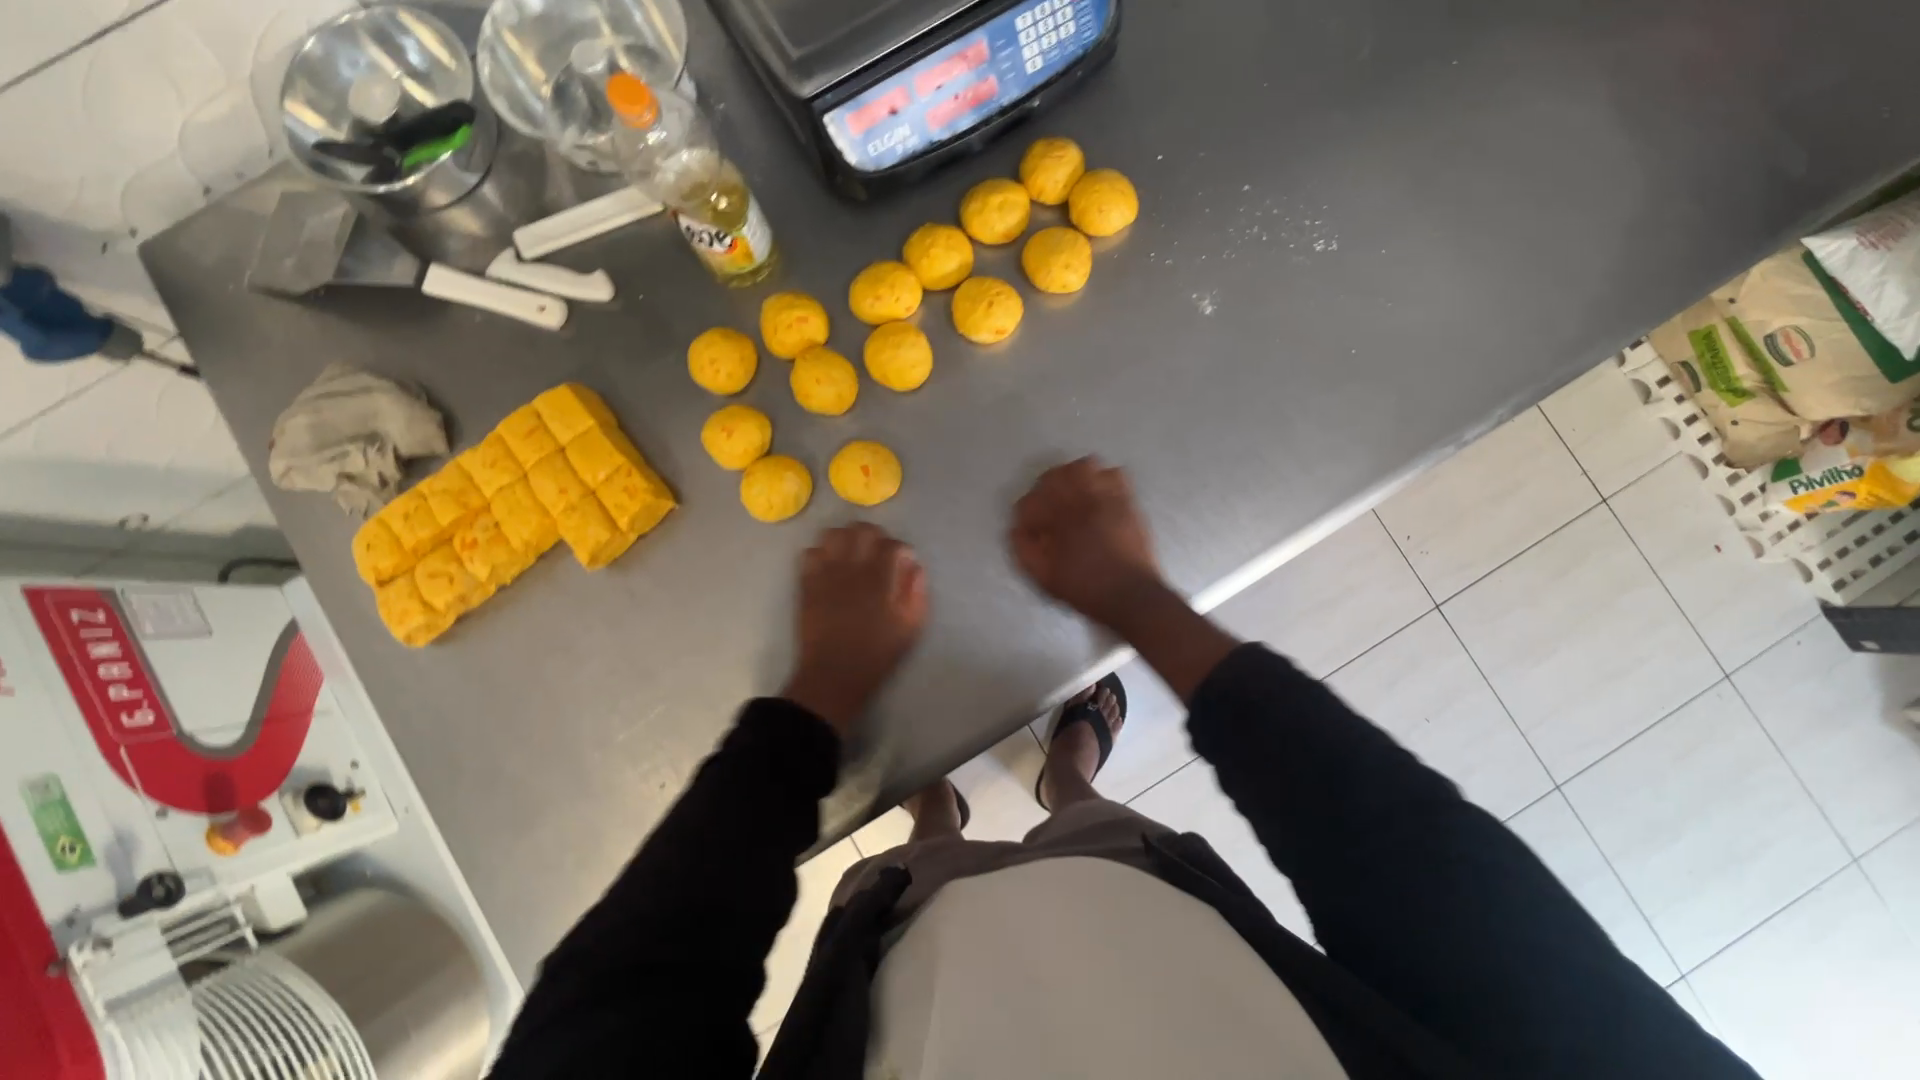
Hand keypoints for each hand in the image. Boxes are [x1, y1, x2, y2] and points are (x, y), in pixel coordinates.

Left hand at [782, 523, 928, 734]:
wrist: (833, 674)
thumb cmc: (875, 654)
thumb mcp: (910, 628)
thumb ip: (916, 593)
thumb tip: (915, 567)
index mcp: (879, 579)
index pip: (892, 544)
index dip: (901, 550)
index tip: (903, 563)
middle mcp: (852, 567)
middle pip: (862, 529)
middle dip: (874, 536)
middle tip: (877, 553)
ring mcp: (825, 572)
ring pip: (833, 534)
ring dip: (846, 539)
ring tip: (852, 555)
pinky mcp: (806, 582)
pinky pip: (810, 551)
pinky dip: (821, 554)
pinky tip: (829, 568)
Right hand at [1010, 457, 1169, 630]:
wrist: (1132, 596)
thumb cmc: (1086, 589)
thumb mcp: (1046, 578)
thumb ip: (1025, 551)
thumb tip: (1017, 529)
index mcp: (1061, 521)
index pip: (1032, 500)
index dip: (1026, 511)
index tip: (1029, 525)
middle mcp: (1083, 502)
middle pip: (1056, 474)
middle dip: (1045, 487)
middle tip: (1046, 503)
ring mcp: (1108, 499)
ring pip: (1085, 466)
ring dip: (1072, 475)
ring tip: (1072, 492)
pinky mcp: (1128, 502)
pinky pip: (1115, 473)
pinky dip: (1103, 477)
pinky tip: (1098, 494)